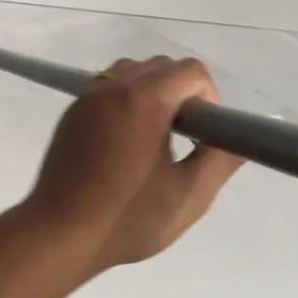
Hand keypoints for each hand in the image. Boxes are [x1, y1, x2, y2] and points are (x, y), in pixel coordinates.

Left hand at [26, 56, 244, 271]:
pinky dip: (125, 101)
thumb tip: (238, 139)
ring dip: (152, 92)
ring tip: (157, 139)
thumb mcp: (189, 195)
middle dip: (181, 92)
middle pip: (159, 66)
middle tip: (186, 138)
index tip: (204, 134)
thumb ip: (220, 159)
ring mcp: (85, 98)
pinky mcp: (71, 113)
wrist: (59, 231)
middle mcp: (111, 89)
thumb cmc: (128, 217)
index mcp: (142, 101)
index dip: (208, 97)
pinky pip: (106, 89)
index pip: (189, 70)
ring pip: (129, 72)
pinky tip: (128, 144)